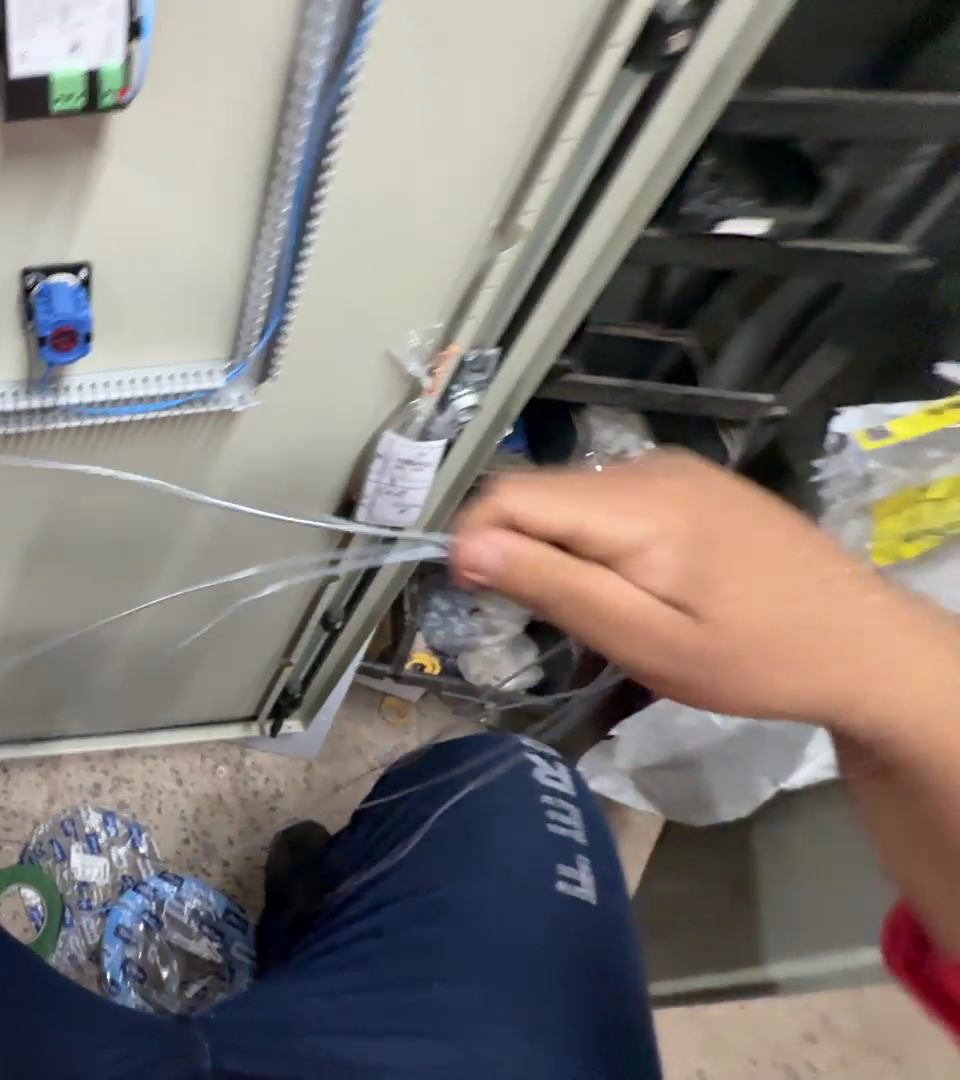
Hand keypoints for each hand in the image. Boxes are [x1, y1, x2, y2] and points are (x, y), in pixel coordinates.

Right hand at [449, 450, 958, 736]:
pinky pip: (596, 494)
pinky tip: (616, 571)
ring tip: (583, 595)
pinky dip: (578, 531)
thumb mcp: (641, 639)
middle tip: (537, 607)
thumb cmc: (753, 659)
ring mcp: (671, 469)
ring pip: (560, 492)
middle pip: (531, 491)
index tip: (476, 592)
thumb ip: (550, 585)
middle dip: (509, 543)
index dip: (472, 539)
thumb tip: (464, 548)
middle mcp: (648, 468)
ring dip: (543, 539)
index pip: (507, 495)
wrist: (873, 650)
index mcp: (637, 506)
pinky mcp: (684, 479)